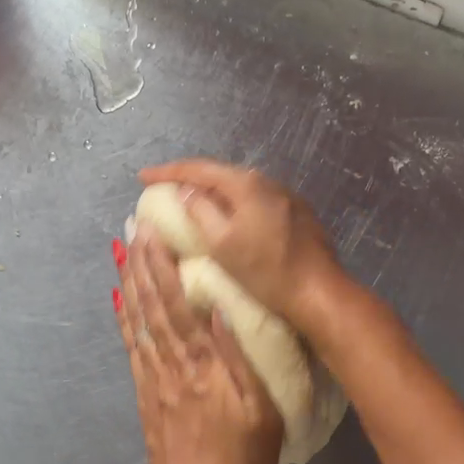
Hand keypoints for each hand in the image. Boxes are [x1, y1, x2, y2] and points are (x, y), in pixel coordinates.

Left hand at [117, 227, 281, 463]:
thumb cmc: (240, 458)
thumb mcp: (261, 411)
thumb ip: (239, 357)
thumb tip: (222, 305)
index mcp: (202, 363)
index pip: (177, 303)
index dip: (163, 265)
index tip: (154, 231)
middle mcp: (173, 362)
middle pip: (153, 303)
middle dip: (143, 261)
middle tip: (133, 226)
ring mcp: (155, 377)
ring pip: (139, 318)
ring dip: (130, 280)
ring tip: (121, 248)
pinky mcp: (146, 393)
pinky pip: (131, 346)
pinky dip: (123, 317)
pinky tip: (117, 296)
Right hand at [140, 159, 345, 326]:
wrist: (321, 294)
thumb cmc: (267, 271)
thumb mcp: (222, 244)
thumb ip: (199, 211)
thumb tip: (185, 191)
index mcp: (245, 183)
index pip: (198, 168)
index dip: (167, 172)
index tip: (141, 177)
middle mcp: (266, 181)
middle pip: (219, 174)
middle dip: (190, 179)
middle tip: (164, 188)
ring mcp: (285, 196)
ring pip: (239, 187)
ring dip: (213, 192)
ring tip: (192, 202)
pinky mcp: (297, 214)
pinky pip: (255, 201)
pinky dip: (234, 205)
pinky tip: (229, 218)